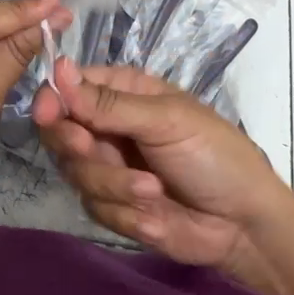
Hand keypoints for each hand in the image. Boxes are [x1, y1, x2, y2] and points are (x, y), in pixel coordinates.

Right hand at [33, 58, 287, 277]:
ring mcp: (107, 168)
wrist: (245, 226)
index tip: (48, 114)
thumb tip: (58, 69)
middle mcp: (107, 127)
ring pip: (74, 172)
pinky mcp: (111, 207)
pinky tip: (156, 212)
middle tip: (92, 151)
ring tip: (152, 189)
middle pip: (59, 131)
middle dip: (76, 145)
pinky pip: (94, 206)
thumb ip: (109, 103)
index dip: (52, 99)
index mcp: (122, 93)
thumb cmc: (216, 156)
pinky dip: (124, 211)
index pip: (68, 87)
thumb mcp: (166, 120)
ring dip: (112, 184)